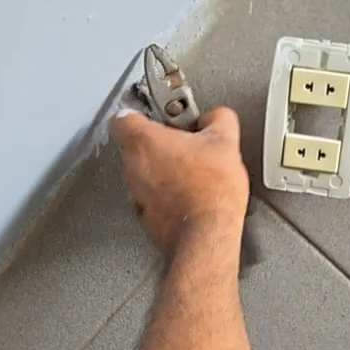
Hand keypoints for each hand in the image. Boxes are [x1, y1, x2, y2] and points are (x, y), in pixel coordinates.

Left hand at [111, 107, 247, 254]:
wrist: (207, 236)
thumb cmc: (210, 191)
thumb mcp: (226, 142)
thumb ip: (219, 119)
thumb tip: (217, 118)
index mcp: (143, 141)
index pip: (123, 116)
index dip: (143, 113)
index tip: (162, 116)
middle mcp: (132, 168)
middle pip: (135, 146)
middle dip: (158, 144)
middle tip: (184, 145)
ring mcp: (136, 195)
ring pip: (142, 174)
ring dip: (162, 171)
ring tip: (192, 173)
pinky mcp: (145, 218)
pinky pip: (151, 198)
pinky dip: (165, 196)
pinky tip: (189, 196)